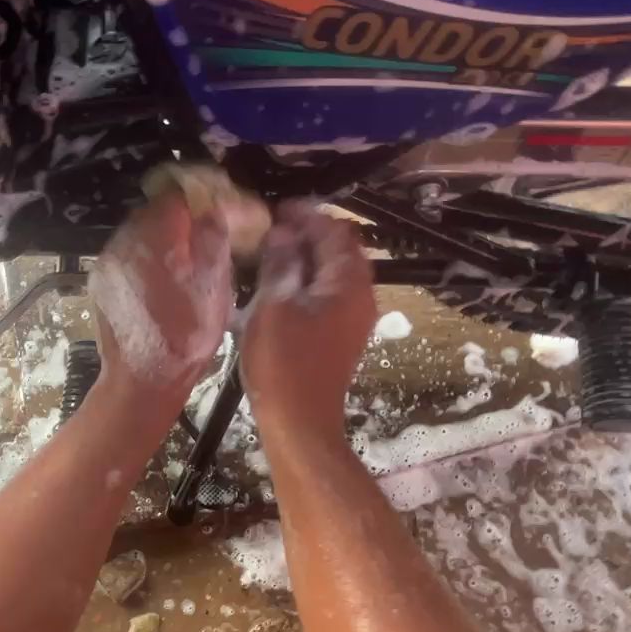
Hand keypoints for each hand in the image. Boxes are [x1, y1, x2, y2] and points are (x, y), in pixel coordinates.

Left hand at [88, 190, 233, 404]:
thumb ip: (214, 238)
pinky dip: (147, 258)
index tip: (222, 211)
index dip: (204, 198)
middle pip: (155, 212)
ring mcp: (107, 263)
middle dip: (184, 218)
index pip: (178, 195)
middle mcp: (123, 242)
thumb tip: (216, 209)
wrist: (142, 381)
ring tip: (189, 259)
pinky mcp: (100, 282)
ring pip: (139, 233)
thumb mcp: (215, 286)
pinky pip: (127, 255)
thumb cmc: (185, 337)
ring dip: (164, 239)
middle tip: (209, 234)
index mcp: (154, 237)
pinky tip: (164, 279)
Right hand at [240, 201, 377, 440]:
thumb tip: (282, 233)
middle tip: (270, 231)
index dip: (305, 215)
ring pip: (333, 274)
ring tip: (270, 256)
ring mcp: (354, 319)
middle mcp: (361, 296)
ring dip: (305, 260)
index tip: (274, 209)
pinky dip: (306, 283)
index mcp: (348, 283)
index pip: (333, 231)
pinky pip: (328, 295)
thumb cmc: (283, 364)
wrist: (300, 422)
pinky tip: (280, 289)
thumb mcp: (273, 306)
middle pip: (339, 250)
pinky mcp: (341, 337)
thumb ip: (280, 264)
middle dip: (307, 235)